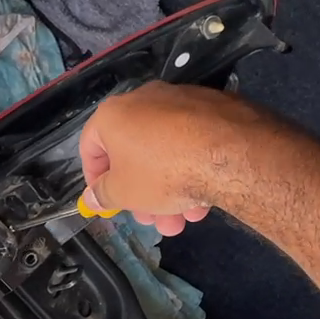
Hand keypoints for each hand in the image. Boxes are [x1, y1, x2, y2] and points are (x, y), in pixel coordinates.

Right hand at [78, 81, 272, 235]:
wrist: (229, 153)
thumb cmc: (162, 172)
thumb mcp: (123, 193)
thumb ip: (103, 195)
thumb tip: (93, 197)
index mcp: (113, 114)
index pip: (90, 147)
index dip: (95, 179)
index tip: (106, 200)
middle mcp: (144, 99)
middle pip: (133, 153)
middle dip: (141, 193)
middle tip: (151, 219)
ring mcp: (181, 100)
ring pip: (165, 151)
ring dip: (169, 189)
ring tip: (182, 218)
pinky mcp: (213, 107)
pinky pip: (191, 142)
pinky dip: (191, 168)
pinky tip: (203, 198)